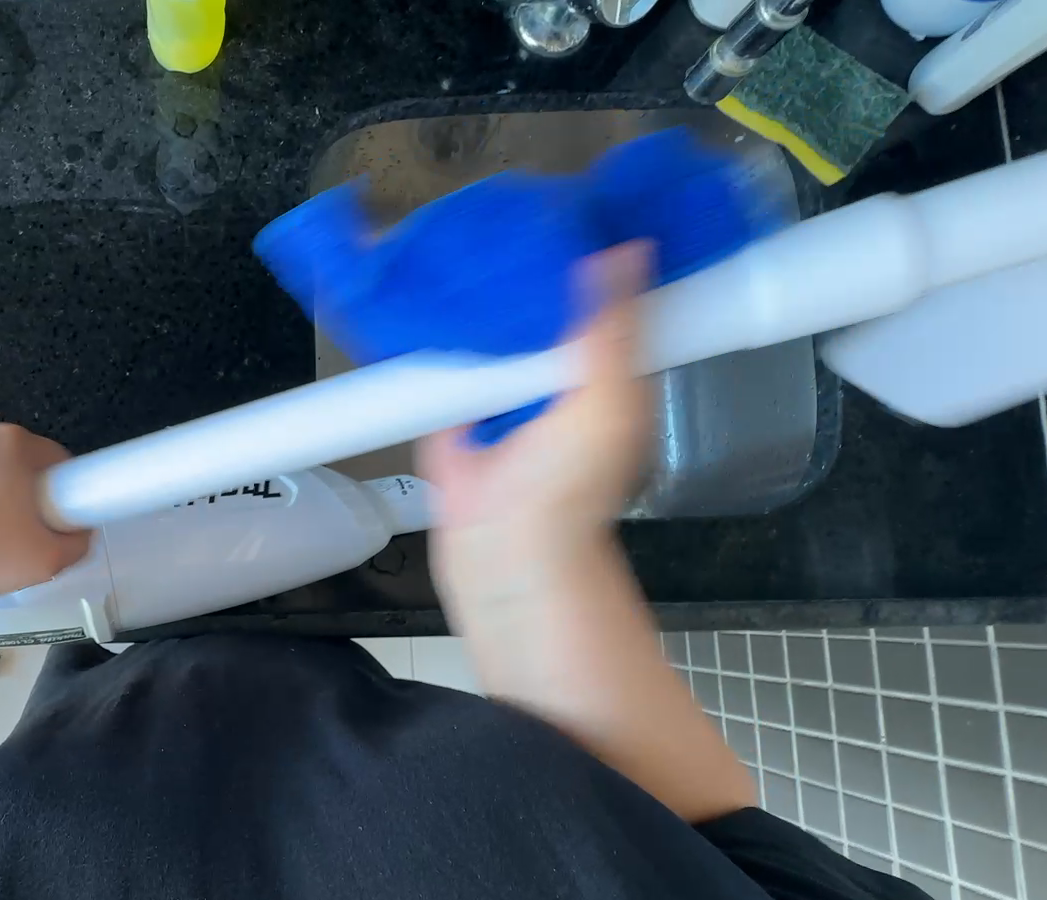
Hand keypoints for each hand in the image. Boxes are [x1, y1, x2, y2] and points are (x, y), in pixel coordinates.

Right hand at [418, 242, 653, 564]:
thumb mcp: (609, 406)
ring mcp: (498, 391)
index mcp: (604, 369)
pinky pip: (442, 362)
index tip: (581, 202)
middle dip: (526, 267)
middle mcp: (552, 374)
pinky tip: (423, 296)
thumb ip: (612, 334)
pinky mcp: (450, 408)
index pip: (603, 298)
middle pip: (539, 305)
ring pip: (489, 330)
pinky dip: (433, 336)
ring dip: (476, 299)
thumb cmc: (567, 490)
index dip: (595, 254)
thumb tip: (623, 250)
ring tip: (465, 237)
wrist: (502, 549)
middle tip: (509, 210)